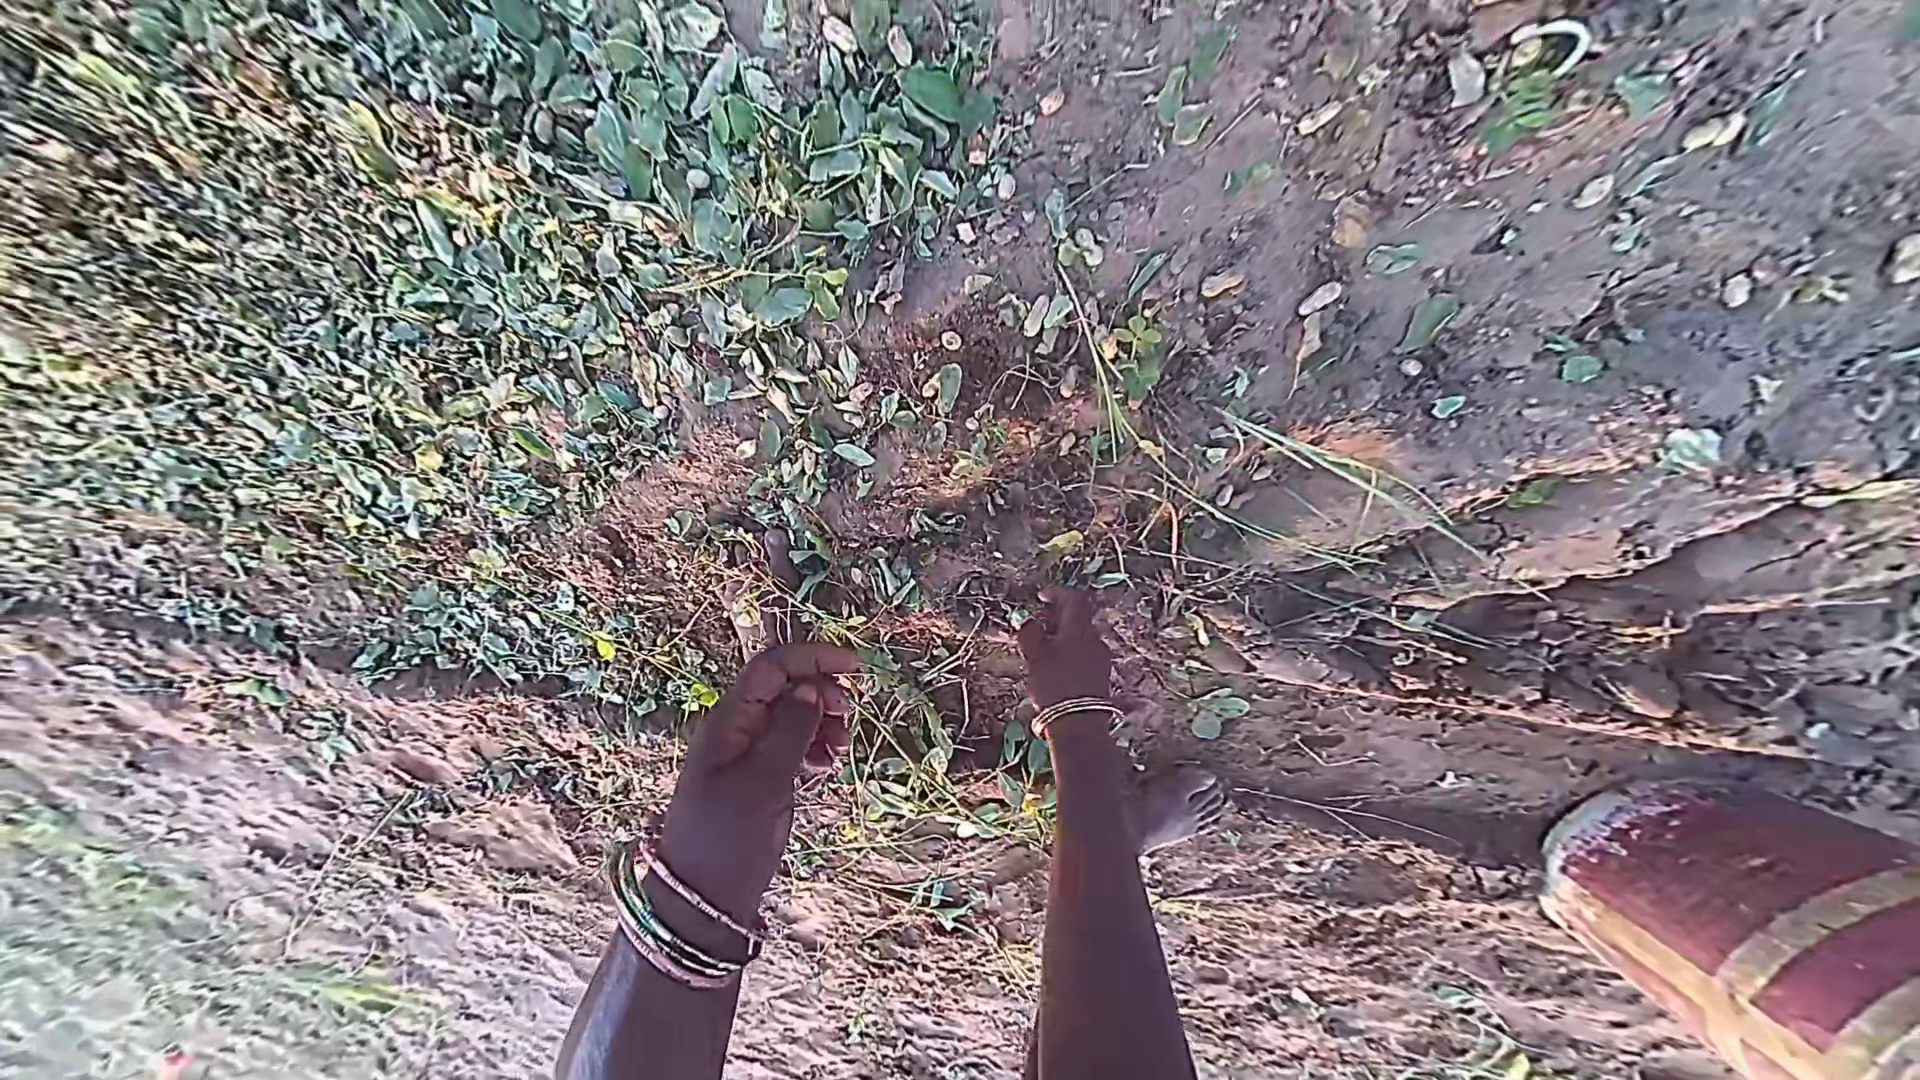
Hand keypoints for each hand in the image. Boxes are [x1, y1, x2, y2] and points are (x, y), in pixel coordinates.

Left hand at [655, 643, 859, 934]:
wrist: (702, 903)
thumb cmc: (728, 840)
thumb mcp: (764, 782)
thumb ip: (790, 729)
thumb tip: (812, 688)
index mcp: (729, 720)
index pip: (772, 666)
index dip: (814, 658)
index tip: (856, 667)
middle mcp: (739, 727)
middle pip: (786, 686)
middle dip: (822, 692)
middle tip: (847, 719)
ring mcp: (749, 751)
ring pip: (794, 713)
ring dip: (823, 720)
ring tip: (840, 749)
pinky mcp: (761, 774)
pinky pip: (794, 741)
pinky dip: (816, 744)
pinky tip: (827, 764)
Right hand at [1016, 589, 1111, 708]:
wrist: (1079, 725)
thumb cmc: (1054, 685)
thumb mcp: (1035, 657)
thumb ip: (1029, 633)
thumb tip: (1025, 619)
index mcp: (1079, 630)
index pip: (1075, 599)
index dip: (1057, 593)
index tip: (1041, 597)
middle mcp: (1094, 640)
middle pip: (1078, 617)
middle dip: (1057, 616)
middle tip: (1037, 621)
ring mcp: (1100, 659)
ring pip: (1080, 636)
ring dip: (1062, 634)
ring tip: (1042, 645)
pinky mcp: (1100, 676)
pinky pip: (1083, 653)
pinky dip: (1069, 650)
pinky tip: (1054, 664)